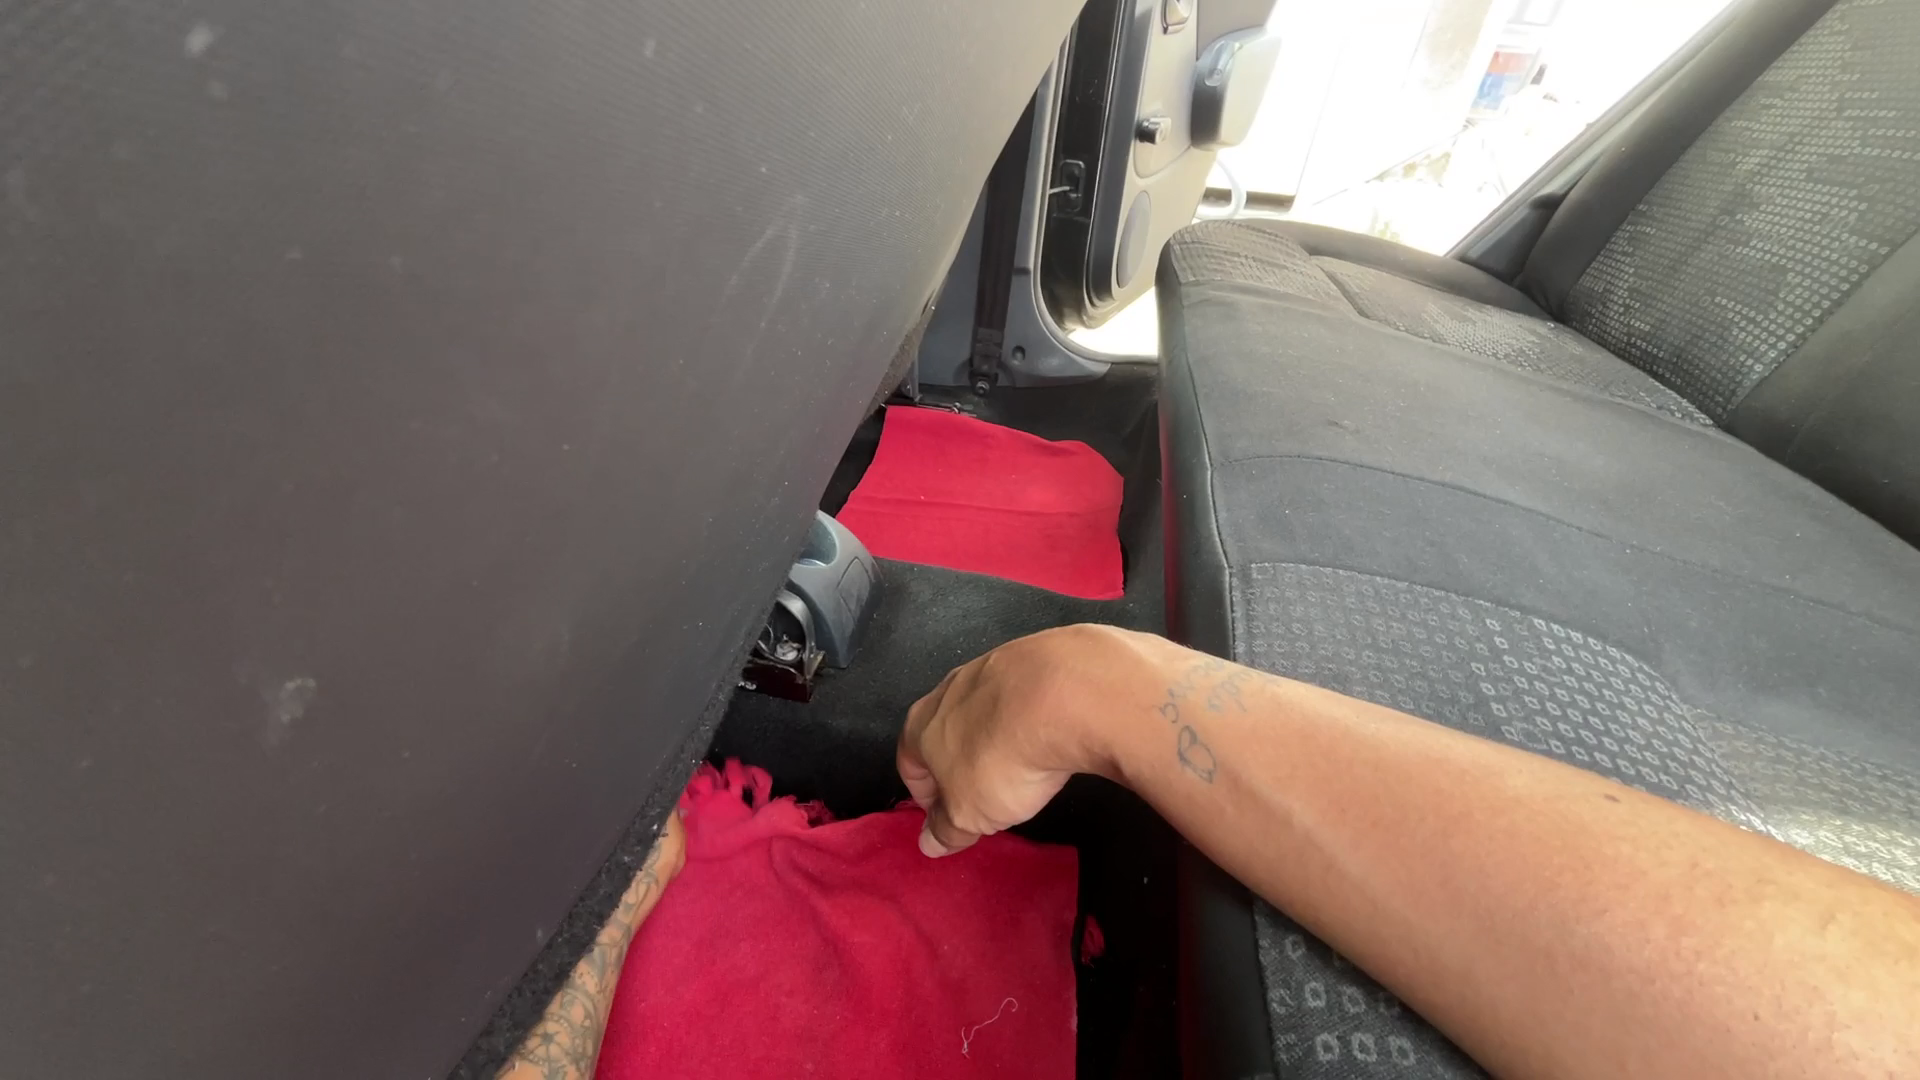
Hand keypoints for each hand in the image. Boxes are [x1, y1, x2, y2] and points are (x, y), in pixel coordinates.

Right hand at [896, 624, 1172, 856]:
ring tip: (1024, 762)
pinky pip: (1026, 691)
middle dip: (961, 760)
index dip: (923, 791)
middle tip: (985, 792)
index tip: (945, 814)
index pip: (908, 759)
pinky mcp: (1036, 654)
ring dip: (998, 733)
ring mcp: (994, 665)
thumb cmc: (1000, 758)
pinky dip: (1033, 712)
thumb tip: (929, 842)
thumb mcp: (969, 813)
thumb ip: (946, 829)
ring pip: (987, 706)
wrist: (1064, 694)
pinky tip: (1053, 733)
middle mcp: (952, 686)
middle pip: (947, 728)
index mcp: (922, 722)